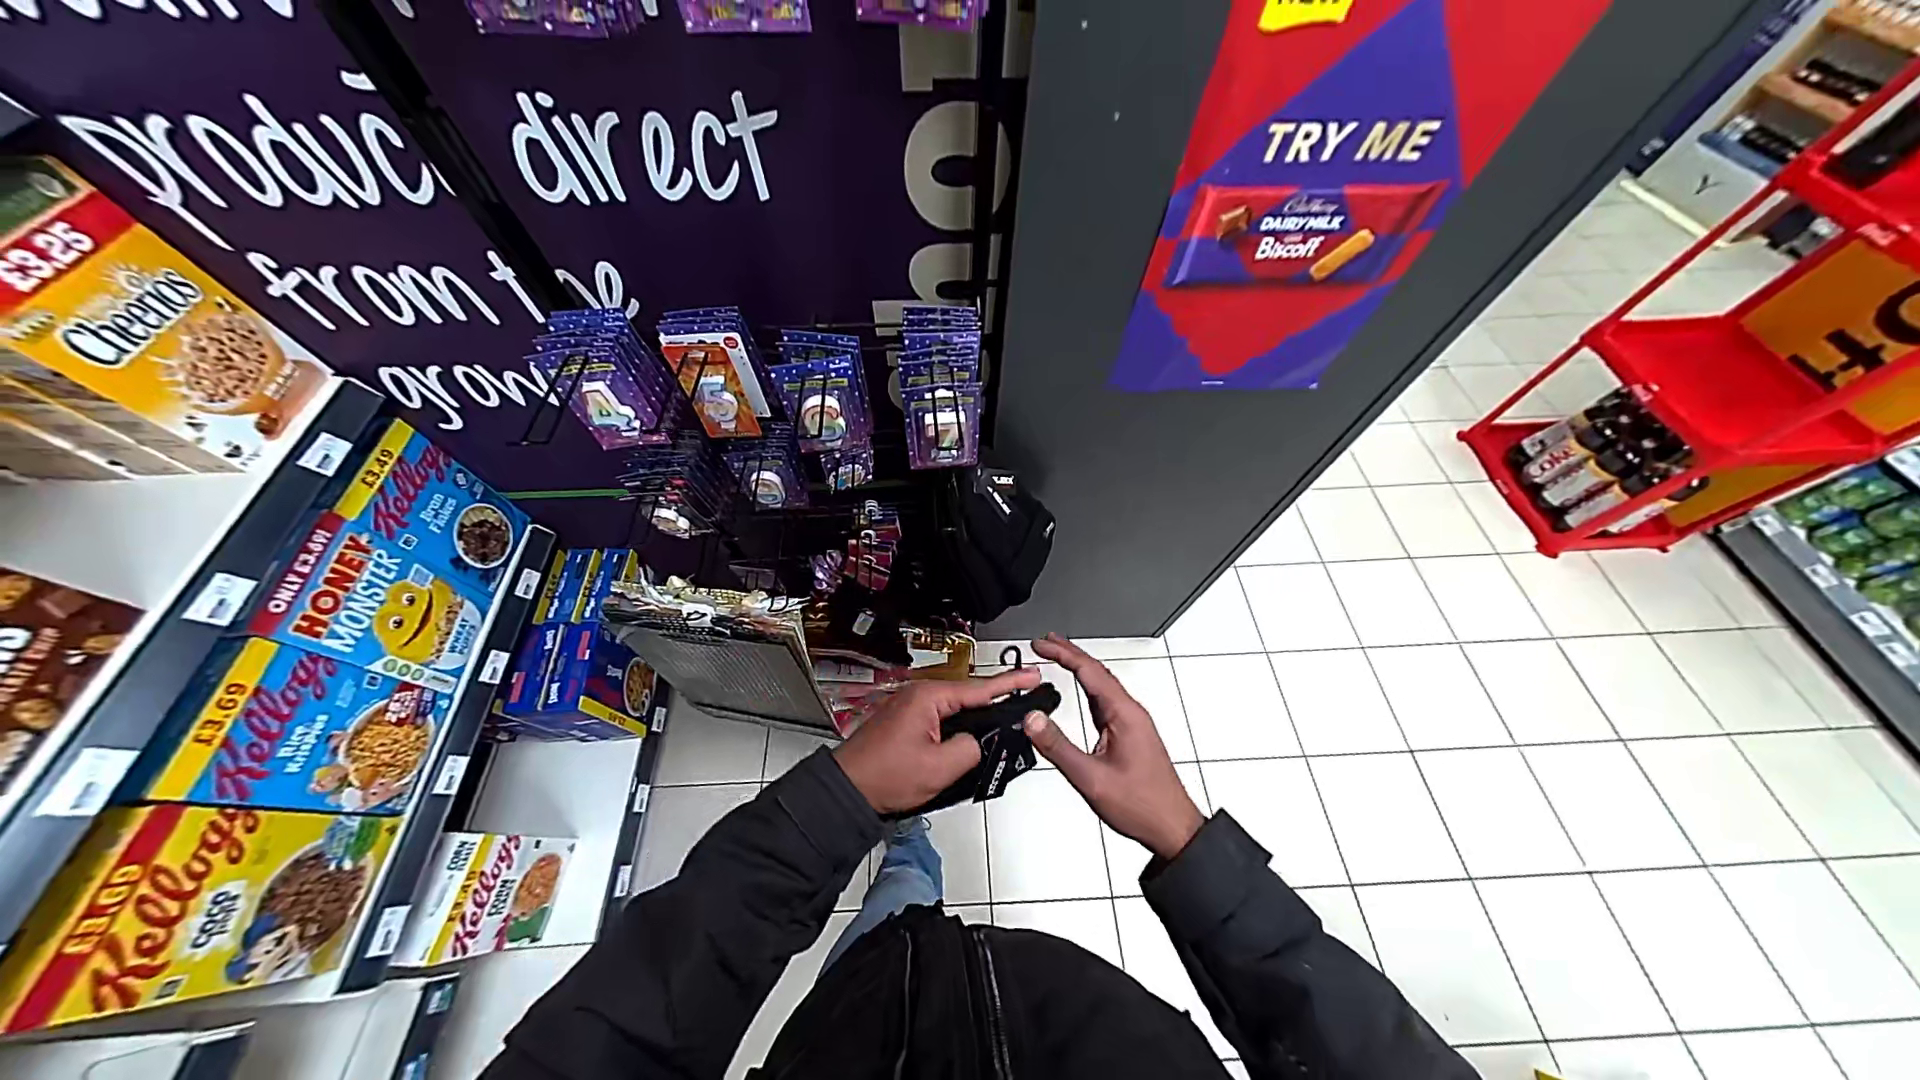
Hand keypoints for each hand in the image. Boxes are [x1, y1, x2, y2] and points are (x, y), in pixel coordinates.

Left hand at [834, 667, 1042, 814]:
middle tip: (1025, 700)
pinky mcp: (906, 723)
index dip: (1010, 684)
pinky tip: (971, 738)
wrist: (846, 790)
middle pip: (968, 696)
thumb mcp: (939, 768)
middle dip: (996, 701)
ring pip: (955, 711)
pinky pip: (941, 720)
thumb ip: (971, 749)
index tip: (1032, 677)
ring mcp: (911, 708)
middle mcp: (919, 695)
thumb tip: (979, 742)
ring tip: (1003, 722)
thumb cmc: (884, 777)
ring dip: (975, 719)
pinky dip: (958, 728)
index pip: (979, 688)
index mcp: (928, 697)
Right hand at [1027, 634, 1204, 860]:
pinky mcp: (1130, 733)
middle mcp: (1130, 712)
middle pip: (1097, 671)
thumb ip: (1058, 747)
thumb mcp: (1091, 778)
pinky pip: (1105, 701)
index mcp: (1124, 714)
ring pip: (1102, 685)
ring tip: (1057, 657)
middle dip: (1069, 653)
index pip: (1089, 671)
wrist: (1173, 828)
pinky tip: (1079, 691)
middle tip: (1044, 642)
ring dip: (1079, 668)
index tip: (1040, 644)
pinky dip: (1087, 688)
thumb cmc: (1142, 805)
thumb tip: (1032, 720)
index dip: (1063, 653)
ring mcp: (1131, 722)